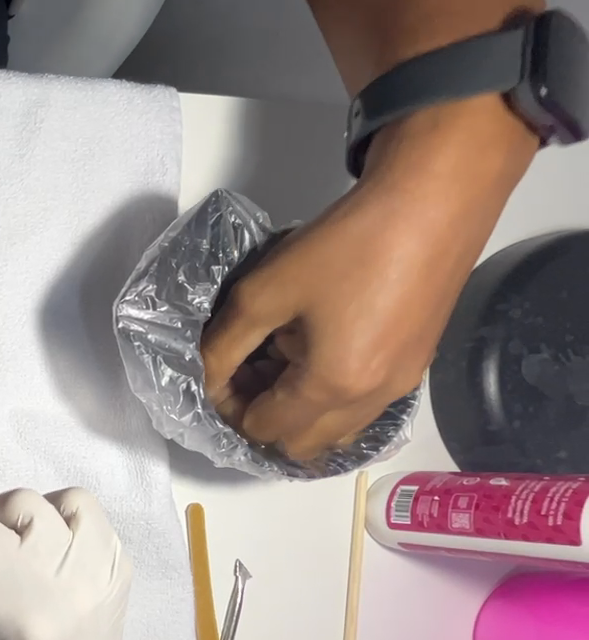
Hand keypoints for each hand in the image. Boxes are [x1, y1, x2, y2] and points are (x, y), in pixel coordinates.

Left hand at [201, 99, 535, 461]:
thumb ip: (221, 349)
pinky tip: (307, 349)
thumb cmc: (341, 248)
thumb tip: (203, 378)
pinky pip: (358, 403)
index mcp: (333, 386)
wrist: (436, 198)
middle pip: (299, 442)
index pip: (261, 429)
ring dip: (293, 408)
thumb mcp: (258, 298)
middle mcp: (374, 397)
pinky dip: (324, 393)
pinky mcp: (416, 361)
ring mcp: (403, 382)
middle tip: (241, 371)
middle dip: (259, 416)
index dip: (226, 407)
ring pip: (331, 427)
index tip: (216, 371)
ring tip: (272, 358)